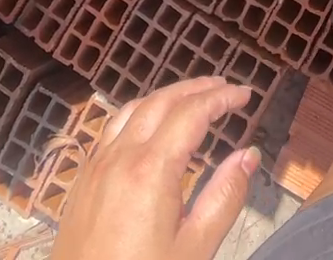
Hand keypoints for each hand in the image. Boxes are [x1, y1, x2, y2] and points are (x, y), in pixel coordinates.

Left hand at [49, 77, 261, 259]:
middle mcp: (121, 156)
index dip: (222, 98)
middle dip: (196, 89)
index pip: (192, 113)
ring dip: (167, 97)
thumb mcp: (195, 251)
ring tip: (192, 100)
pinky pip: (112, 129)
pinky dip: (139, 113)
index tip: (246, 94)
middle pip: (162, 101)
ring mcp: (96, 167)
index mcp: (151, 169)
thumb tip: (249, 154)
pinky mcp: (82, 183)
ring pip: (133, 109)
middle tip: (225, 88)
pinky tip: (150, 129)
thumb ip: (225, 197)